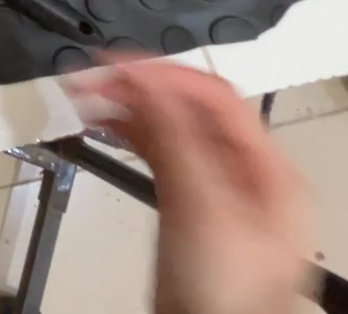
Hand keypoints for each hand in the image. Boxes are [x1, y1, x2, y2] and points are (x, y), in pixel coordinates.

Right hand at [73, 59, 312, 313]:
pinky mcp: (187, 194)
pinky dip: (126, 128)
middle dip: (137, 86)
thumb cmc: (222, 283)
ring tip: (83, 96)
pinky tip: (99, 122)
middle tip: (88, 79)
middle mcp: (243, 168)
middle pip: (188, 106)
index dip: (163, 73)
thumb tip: (146, 80)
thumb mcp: (201, 203)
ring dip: (126, 104)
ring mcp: (215, 182)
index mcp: (264, 168)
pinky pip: (156, 145)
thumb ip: (176, 137)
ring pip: (168, 122)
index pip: (214, 95)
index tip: (112, 64)